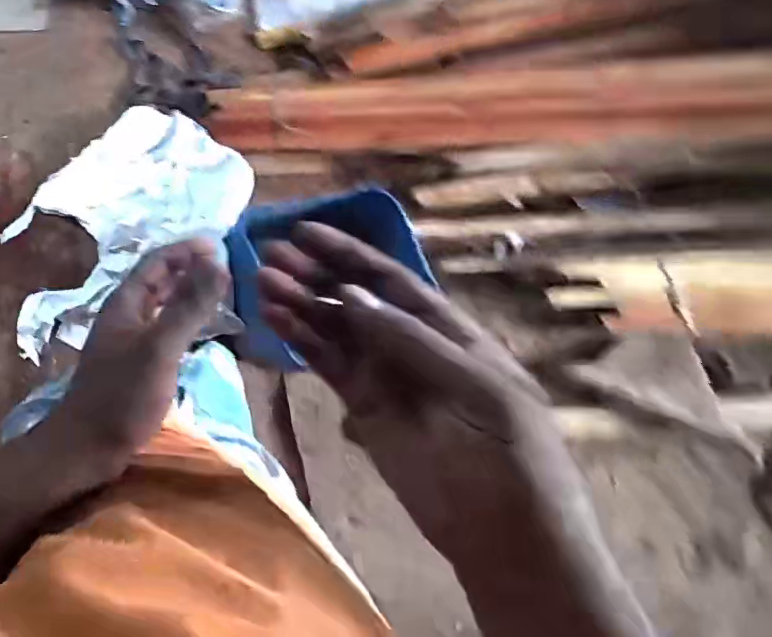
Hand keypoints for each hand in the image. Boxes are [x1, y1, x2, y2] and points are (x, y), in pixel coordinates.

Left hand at [39, 239, 227, 477]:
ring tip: (218, 290)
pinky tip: (198, 331)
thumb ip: (187, 306)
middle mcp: (123, 314)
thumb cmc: (122, 394)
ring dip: (184, 292)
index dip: (184, 250)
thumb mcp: (160, 348)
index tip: (217, 241)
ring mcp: (126, 339)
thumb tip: (215, 261)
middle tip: (223, 263)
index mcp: (125, 303)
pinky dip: (182, 320)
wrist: (87, 444)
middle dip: (186, 267)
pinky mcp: (133, 362)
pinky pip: (161, 327)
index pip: (155, 263)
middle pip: (155, 281)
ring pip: (158, 304)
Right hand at [257, 222, 559, 552]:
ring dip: (297, 300)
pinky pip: (322, 358)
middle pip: (354, 298)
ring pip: (331, 324)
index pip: (394, 282)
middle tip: (269, 254)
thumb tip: (351, 295)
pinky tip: (272, 317)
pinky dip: (296, 336)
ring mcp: (382, 372)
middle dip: (313, 273)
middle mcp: (411, 344)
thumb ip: (412, 339)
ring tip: (260, 280)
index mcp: (452, 334)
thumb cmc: (511, 459)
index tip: (304, 231)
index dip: (350, 254)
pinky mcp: (358, 400)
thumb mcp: (480, 392)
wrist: (505, 541)